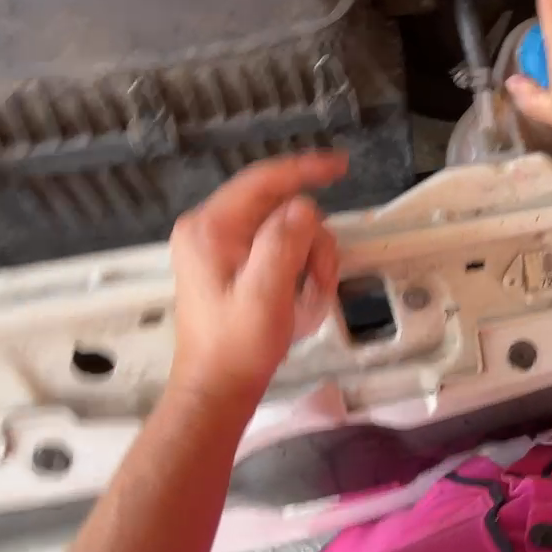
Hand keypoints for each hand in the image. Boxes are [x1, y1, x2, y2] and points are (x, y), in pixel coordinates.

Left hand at [166, 152, 346, 420]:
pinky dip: (301, 269)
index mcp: (211, 229)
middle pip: (282, 208)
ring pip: (290, 230)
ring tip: (307, 297)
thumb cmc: (238, 344)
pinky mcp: (234, 263)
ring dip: (311, 259)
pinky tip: (298, 297)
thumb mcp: (265, 292)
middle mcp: (211, 229)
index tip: (340, 166)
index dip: (306, 169)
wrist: (218, 385)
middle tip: (318, 279)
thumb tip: (304, 208)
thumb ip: (284, 242)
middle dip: (312, 241)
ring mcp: (222, 246)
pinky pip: (283, 249)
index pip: (264, 181)